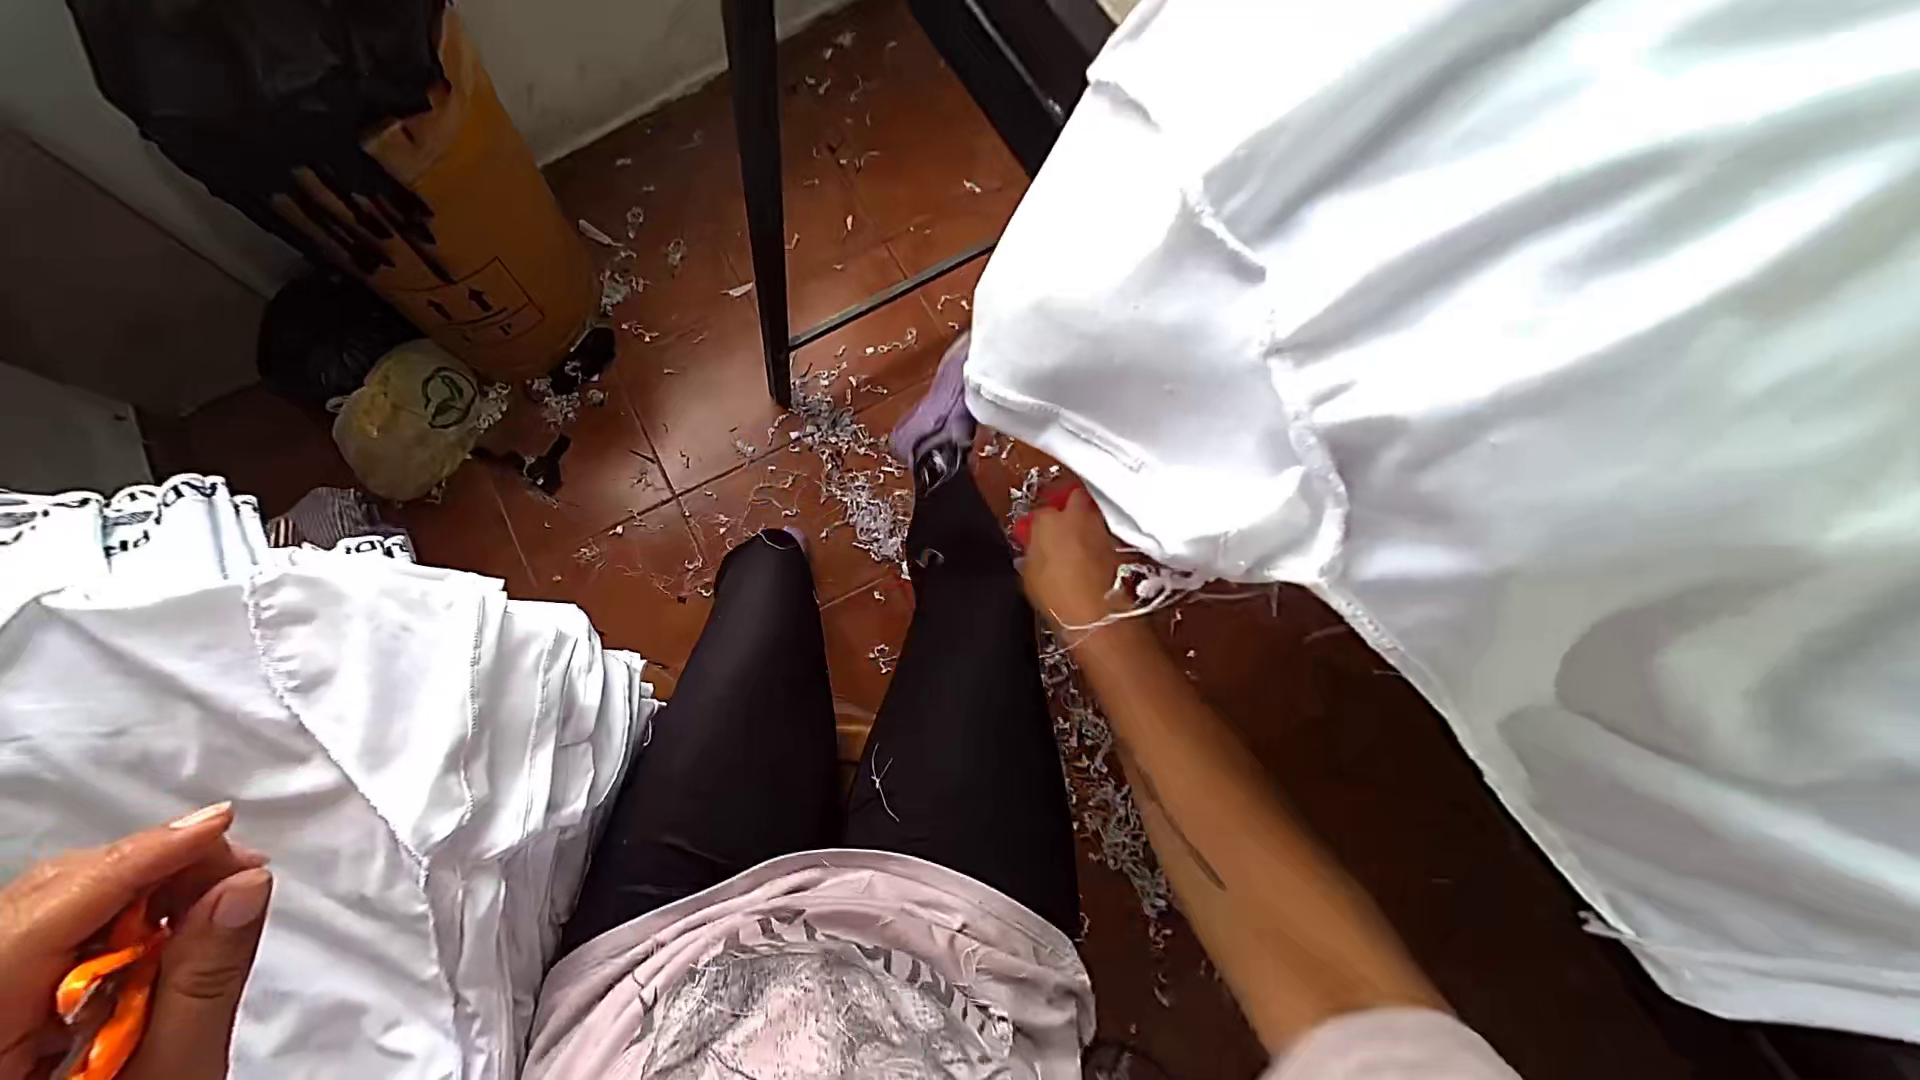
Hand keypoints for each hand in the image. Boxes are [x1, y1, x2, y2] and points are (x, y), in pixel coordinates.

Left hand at [0, 803, 272, 1079]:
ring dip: (143, 889)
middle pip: (41, 900)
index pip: (42, 918)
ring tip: (214, 902)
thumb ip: (204, 981)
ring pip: (44, 905)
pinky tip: (166, 930)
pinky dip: (120, 915)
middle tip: (239, 874)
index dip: (138, 859)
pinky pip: (44, 931)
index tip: (220, 822)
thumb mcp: (170, 1075)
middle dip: (153, 868)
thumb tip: (244, 886)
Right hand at [1019, 482, 1129, 633]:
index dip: (1040, 524)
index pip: (1040, 512)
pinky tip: (1094, 558)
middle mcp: (1076, 515)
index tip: (1039, 535)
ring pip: (1092, 514)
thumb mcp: (1030, 574)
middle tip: (1062, 527)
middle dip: (1068, 507)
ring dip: (1086, 524)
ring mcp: (1100, 527)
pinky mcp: (1119, 541)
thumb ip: (1032, 551)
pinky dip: (1101, 540)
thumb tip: (1035, 549)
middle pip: (1072, 499)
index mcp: (1046, 520)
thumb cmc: (1058, 596)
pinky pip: (1106, 534)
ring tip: (1078, 545)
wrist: (1094, 614)